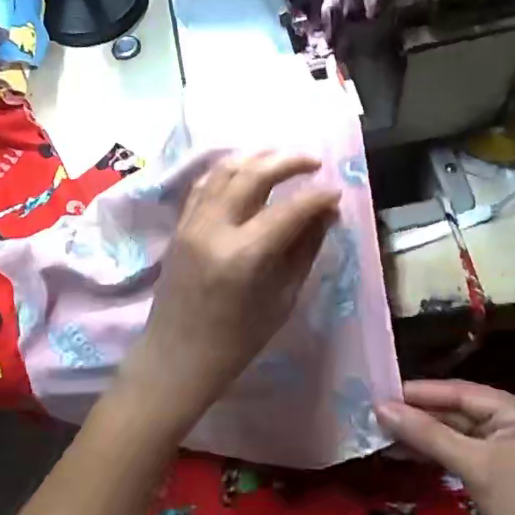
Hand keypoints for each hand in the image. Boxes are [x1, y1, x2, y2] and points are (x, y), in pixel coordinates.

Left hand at [113, 152, 338, 440]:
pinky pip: (205, 185)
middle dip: (289, 161)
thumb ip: (304, 250)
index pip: (289, 209)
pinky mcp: (179, 226)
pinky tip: (248, 170)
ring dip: (257, 157)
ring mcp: (191, 224)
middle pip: (254, 174)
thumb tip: (326, 213)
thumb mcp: (281, 299)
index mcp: (244, 256)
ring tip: (284, 158)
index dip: (318, 196)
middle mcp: (214, 229)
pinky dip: (229, 170)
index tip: (337, 191)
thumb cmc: (237, 341)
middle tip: (315, 162)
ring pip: (225, 171)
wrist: (177, 357)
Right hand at [374, 381, 514, 514]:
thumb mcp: (476, 467)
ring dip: (421, 435)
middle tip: (373, 413)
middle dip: (417, 414)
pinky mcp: (498, 475)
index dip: (419, 392)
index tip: (379, 391)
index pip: (461, 392)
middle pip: (457, 411)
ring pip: (455, 434)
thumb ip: (427, 434)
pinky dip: (433, 454)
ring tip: (380, 432)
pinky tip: (403, 452)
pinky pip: (460, 455)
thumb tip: (380, 407)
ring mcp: (507, 451)